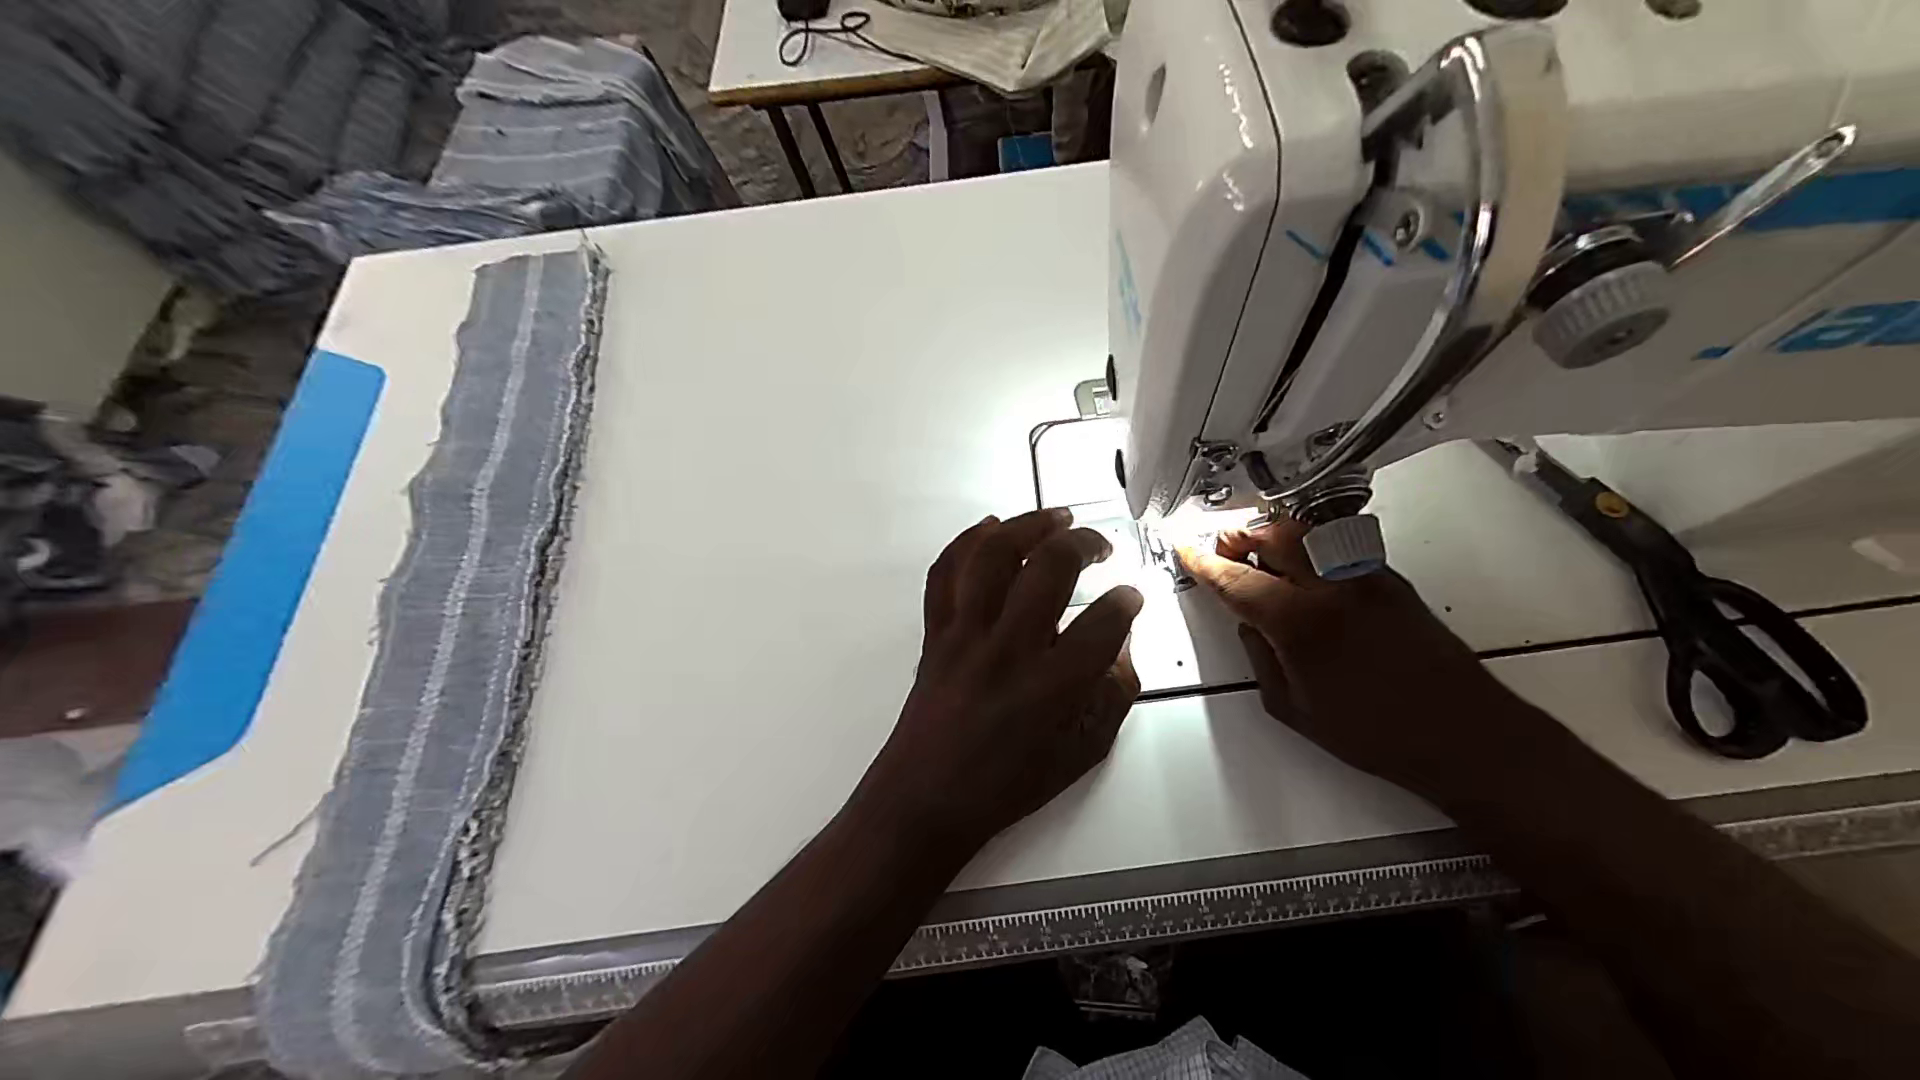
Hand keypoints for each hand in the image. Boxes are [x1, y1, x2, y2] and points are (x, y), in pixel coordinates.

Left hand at [858, 509, 1144, 849]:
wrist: (925, 797)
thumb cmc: (1003, 785)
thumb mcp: (1079, 755)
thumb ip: (1111, 698)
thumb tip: (1122, 648)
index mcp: (1048, 688)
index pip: (1102, 625)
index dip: (1126, 602)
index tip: (1132, 596)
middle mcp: (1006, 650)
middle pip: (1048, 570)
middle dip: (1083, 544)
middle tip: (1101, 545)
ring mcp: (964, 635)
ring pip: (993, 557)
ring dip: (1027, 526)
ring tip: (1055, 518)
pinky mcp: (935, 632)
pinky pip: (945, 572)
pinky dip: (967, 542)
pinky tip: (990, 529)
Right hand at [1180, 519, 1535, 792]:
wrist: (1465, 736)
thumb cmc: (1383, 733)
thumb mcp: (1292, 706)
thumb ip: (1260, 656)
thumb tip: (1250, 625)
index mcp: (1301, 622)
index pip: (1237, 578)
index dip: (1204, 562)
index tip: (1189, 552)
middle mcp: (1335, 588)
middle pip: (1275, 534)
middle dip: (1239, 535)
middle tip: (1220, 547)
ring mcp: (1367, 580)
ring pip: (1308, 533)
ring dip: (1273, 537)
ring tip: (1257, 557)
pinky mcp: (1391, 582)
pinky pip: (1336, 548)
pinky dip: (1307, 548)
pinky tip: (1300, 572)